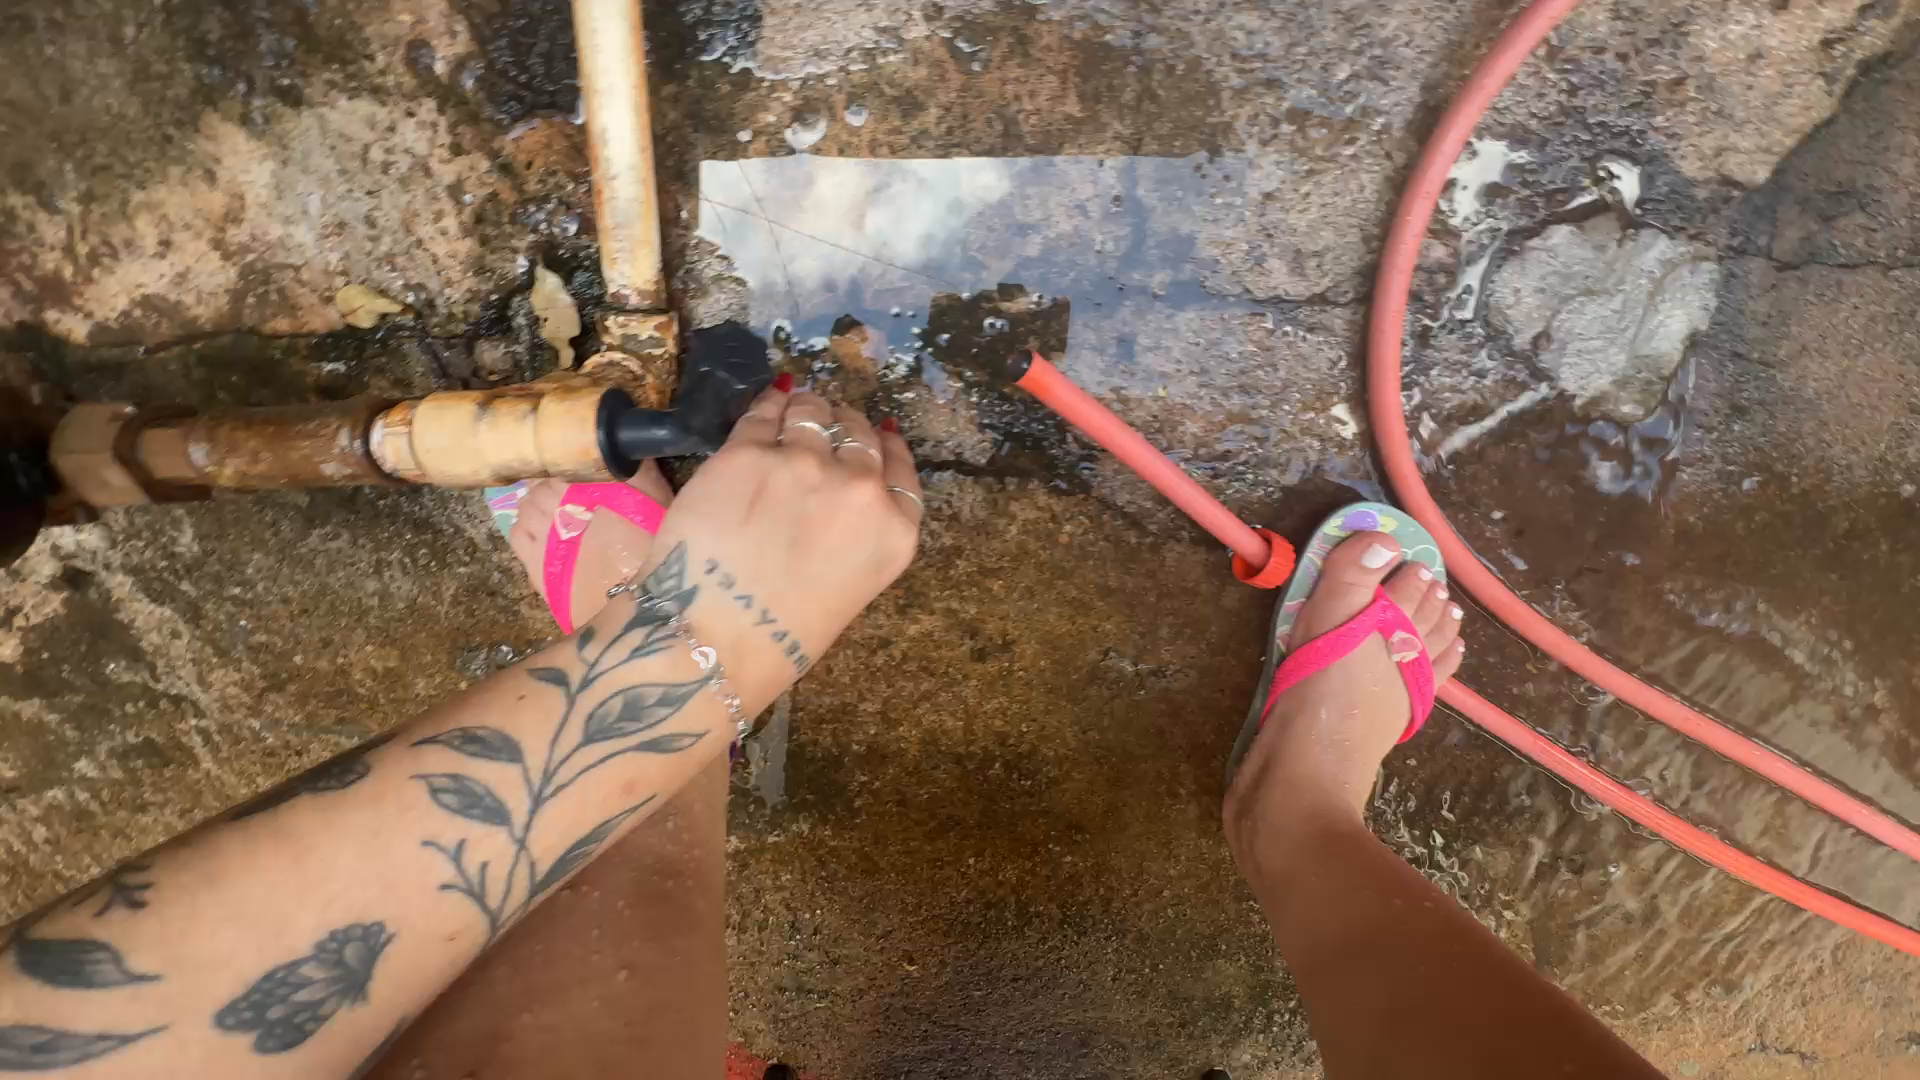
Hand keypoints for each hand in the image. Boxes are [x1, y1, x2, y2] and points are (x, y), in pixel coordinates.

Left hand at [642, 381, 921, 712]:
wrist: (720, 641)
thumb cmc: (786, 633)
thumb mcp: (855, 584)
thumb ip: (863, 531)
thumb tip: (845, 486)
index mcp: (895, 532)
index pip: (901, 467)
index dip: (886, 445)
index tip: (877, 435)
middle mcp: (861, 490)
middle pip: (861, 434)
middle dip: (846, 424)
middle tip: (829, 421)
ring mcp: (805, 465)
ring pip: (814, 412)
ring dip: (809, 407)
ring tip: (798, 405)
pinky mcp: (748, 453)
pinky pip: (764, 413)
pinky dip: (770, 404)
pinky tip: (772, 400)